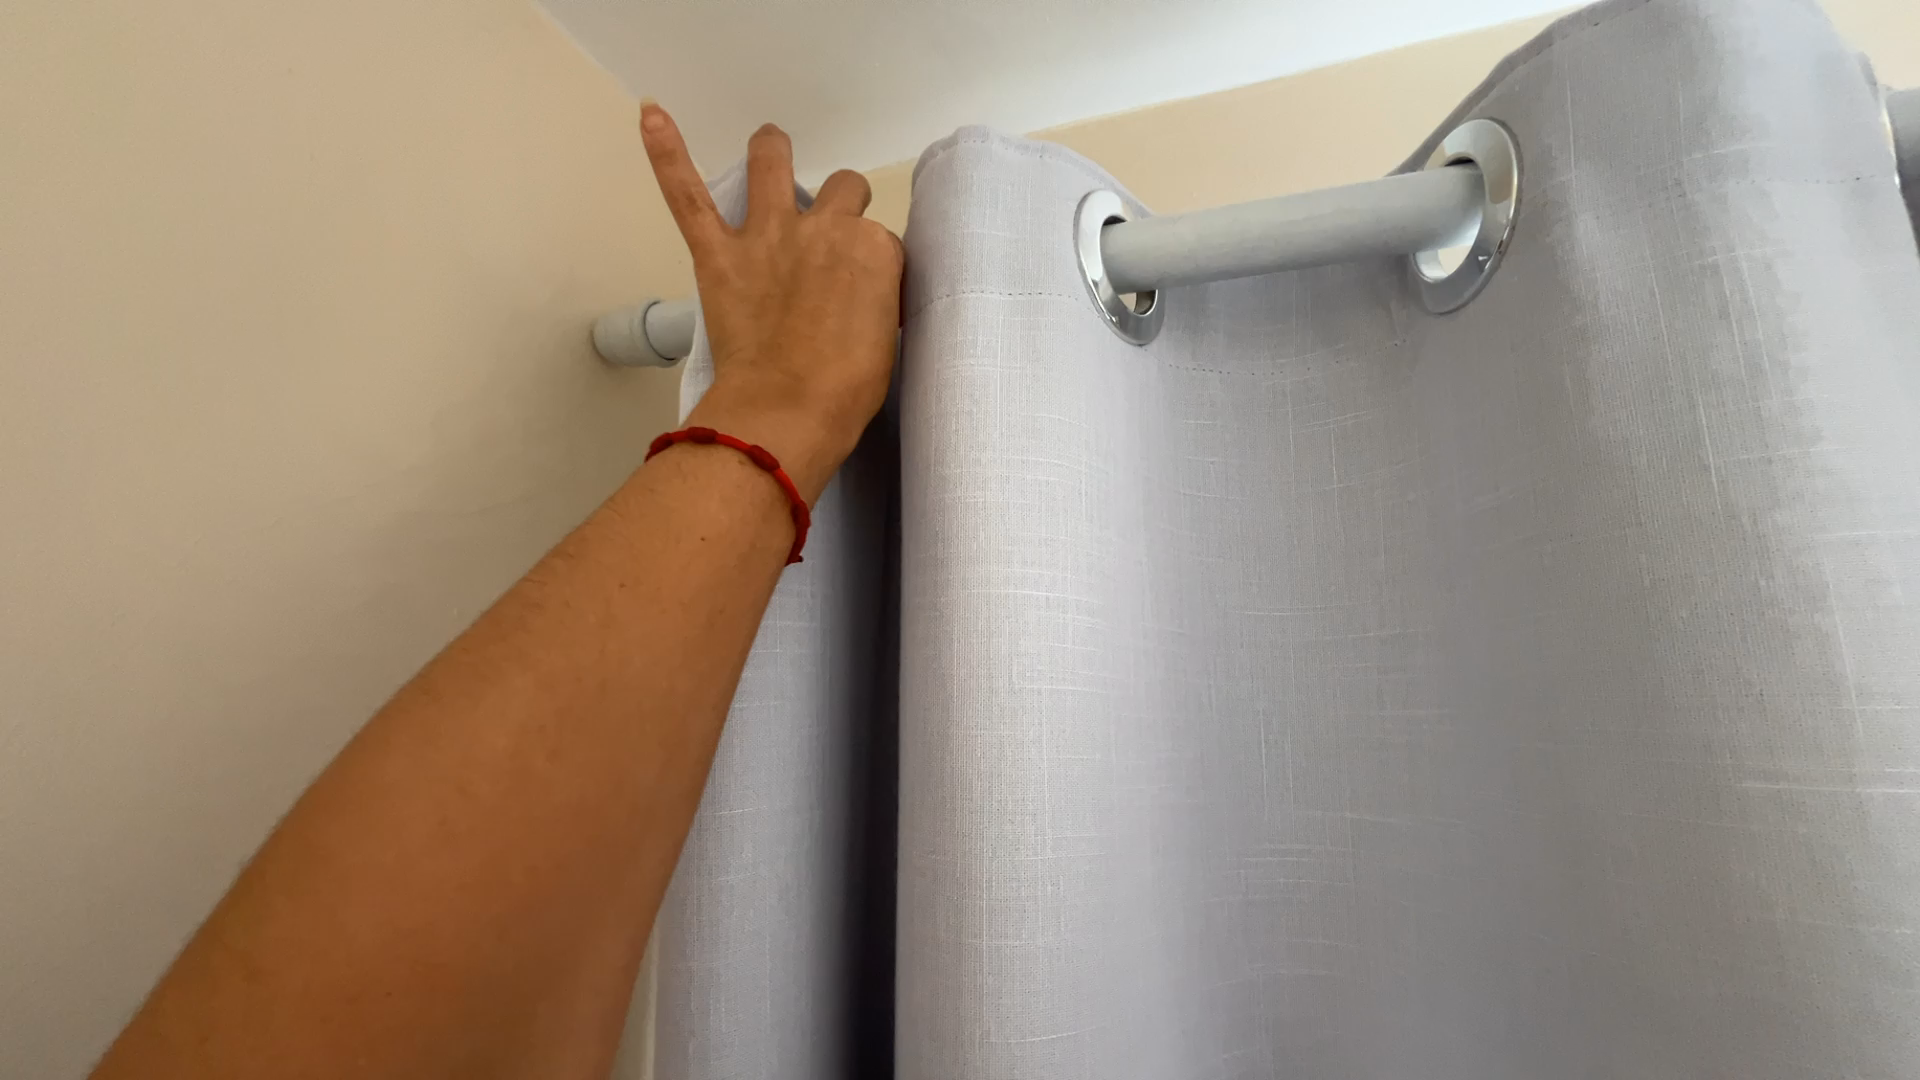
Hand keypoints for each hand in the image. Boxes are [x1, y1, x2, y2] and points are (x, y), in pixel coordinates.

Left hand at [639, 103, 903, 503]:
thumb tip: (863, 297)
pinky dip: (668, 155)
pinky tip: (652, 116)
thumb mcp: (887, 343)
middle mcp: (826, 227)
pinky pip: (687, 195)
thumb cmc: (849, 391)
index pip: (880, 242)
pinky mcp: (719, 254)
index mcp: (874, 252)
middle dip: (843, 208)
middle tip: (831, 239)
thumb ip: (877, 303)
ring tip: (772, 152)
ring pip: (771, 164)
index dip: (874, 266)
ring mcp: (769, 234)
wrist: (790, 410)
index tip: (867, 295)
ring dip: (773, 153)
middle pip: (843, 192)